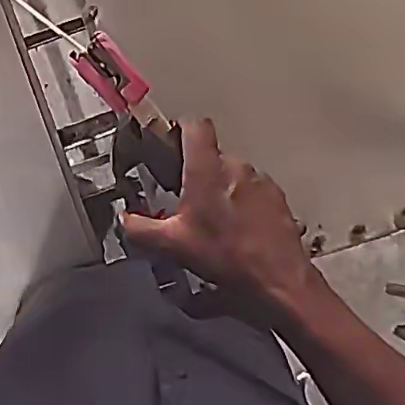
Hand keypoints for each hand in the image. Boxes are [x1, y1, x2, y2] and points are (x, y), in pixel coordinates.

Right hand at [120, 118, 323, 321]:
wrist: (278, 278)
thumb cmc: (230, 257)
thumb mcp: (173, 245)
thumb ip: (141, 229)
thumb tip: (126, 221)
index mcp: (207, 170)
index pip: (195, 126)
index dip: (181, 128)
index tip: (174, 140)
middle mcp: (235, 167)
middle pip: (211, 155)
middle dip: (199, 173)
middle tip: (190, 202)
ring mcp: (259, 180)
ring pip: (233, 173)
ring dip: (222, 189)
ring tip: (216, 221)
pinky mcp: (275, 196)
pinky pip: (253, 189)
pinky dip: (243, 202)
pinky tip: (238, 229)